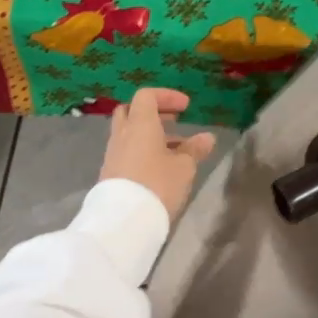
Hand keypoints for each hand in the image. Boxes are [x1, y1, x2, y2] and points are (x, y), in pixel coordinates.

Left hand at [100, 88, 217, 218]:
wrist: (123, 221)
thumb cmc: (157, 184)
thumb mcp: (184, 167)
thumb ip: (194, 149)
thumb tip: (207, 138)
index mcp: (140, 123)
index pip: (147, 96)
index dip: (167, 96)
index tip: (185, 107)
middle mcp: (122, 134)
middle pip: (131, 111)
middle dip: (153, 112)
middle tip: (173, 121)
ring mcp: (113, 154)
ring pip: (129, 133)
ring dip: (149, 135)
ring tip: (173, 150)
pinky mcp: (110, 173)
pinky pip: (126, 152)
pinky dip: (141, 151)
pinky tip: (158, 168)